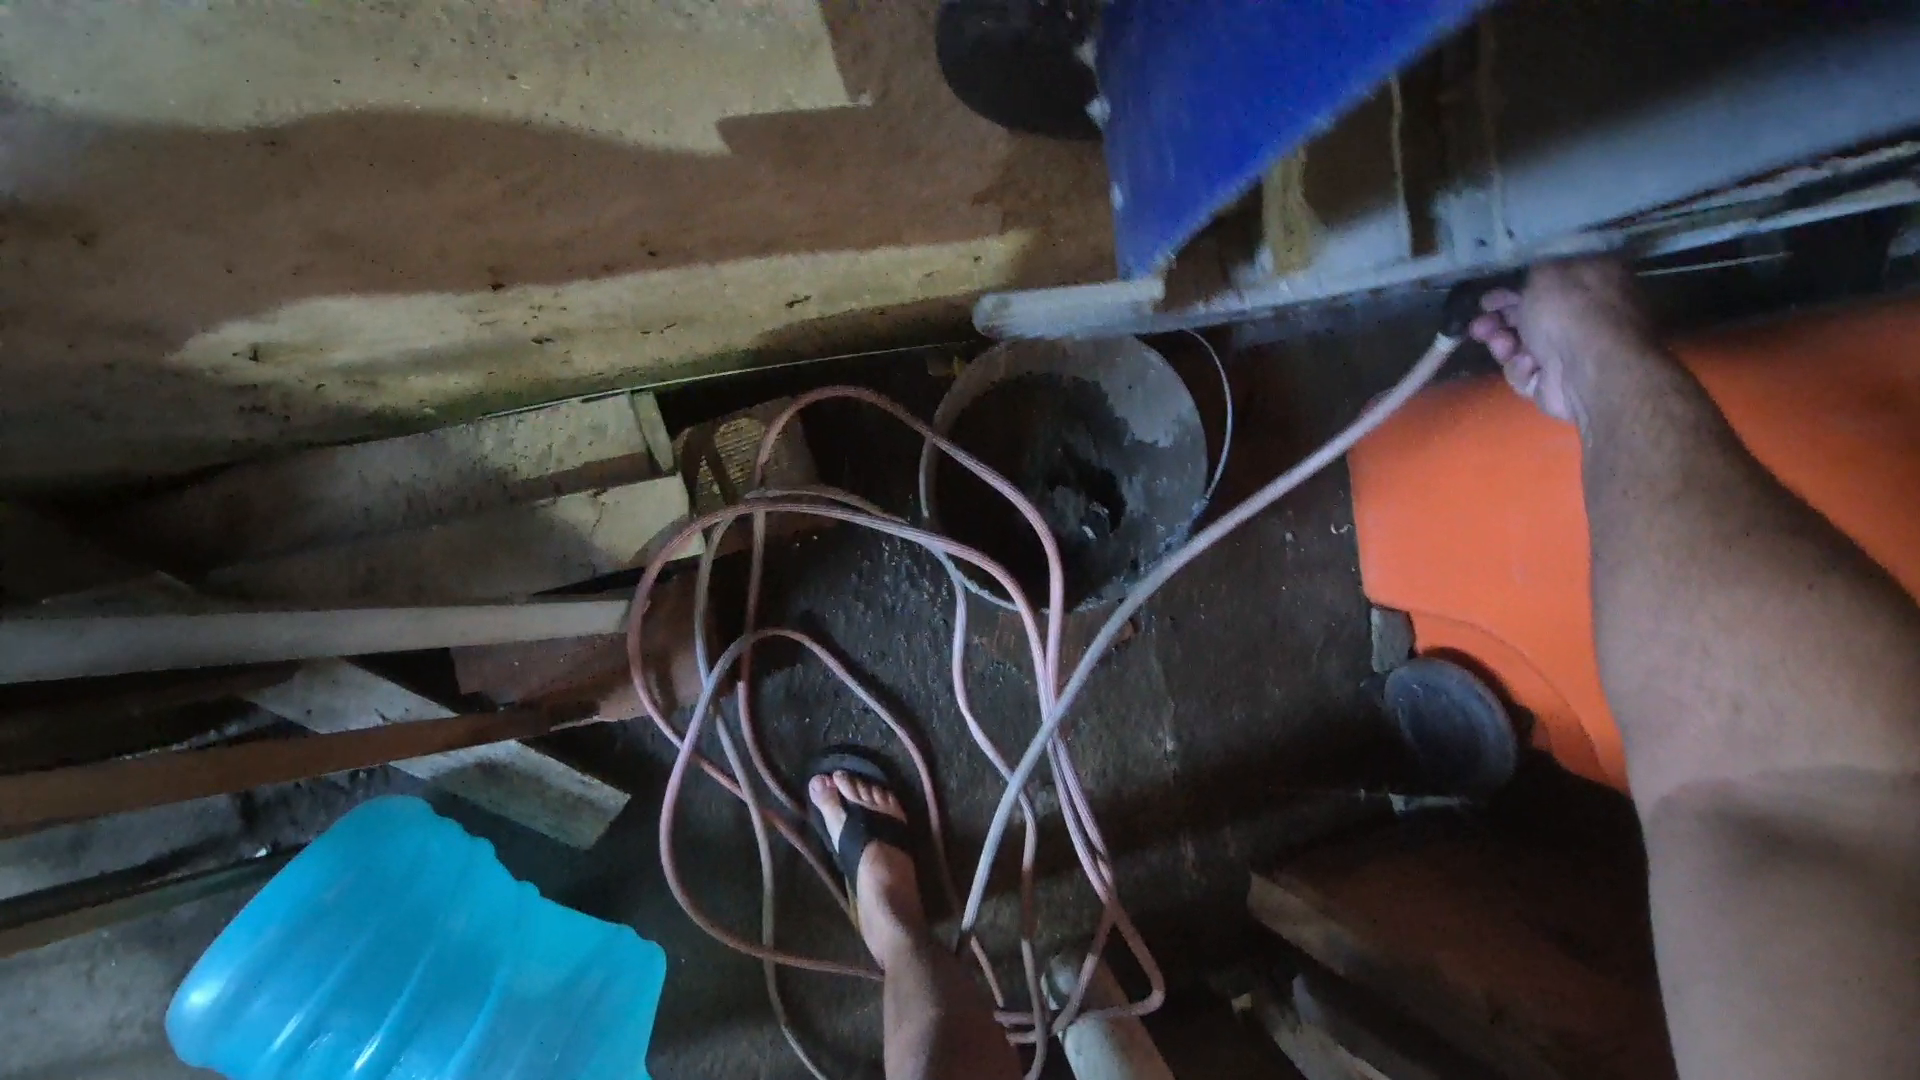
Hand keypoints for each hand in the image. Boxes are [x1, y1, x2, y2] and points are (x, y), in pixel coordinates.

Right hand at [1466, 258, 1657, 426]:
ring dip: (1503, 344)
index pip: (1548, 285)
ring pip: (1521, 347)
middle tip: (1480, 326)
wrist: (1588, 369)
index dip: (1514, 291)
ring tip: (1501, 344)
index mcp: (1593, 283)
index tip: (1488, 300)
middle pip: (1530, 318)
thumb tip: (1528, 282)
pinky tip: (1529, 365)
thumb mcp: (1547, 274)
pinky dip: (1522, 368)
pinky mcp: (1555, 381)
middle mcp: (1585, 316)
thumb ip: (1533, 272)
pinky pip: (1526, 372)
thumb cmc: (1571, 312)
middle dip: (1499, 321)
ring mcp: (1571, 352)